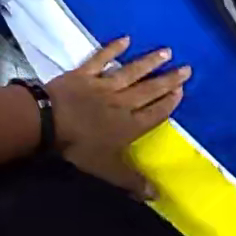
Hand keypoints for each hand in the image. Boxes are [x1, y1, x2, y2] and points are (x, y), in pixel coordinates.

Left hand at [44, 36, 188, 199]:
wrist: (49, 121)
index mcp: (129, 126)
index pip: (155, 113)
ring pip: (131, 71)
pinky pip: (102, 58)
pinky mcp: (85, 73)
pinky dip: (113, 48)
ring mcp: (103, 84)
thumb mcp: (107, 171)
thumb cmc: (78, 147)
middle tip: (186, 68)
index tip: (182, 91)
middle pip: (149, 90)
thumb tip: (157, 196)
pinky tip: (126, 39)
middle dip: (169, 80)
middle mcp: (121, 102)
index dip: (169, 103)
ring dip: (149, 61)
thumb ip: (132, 182)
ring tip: (166, 51)